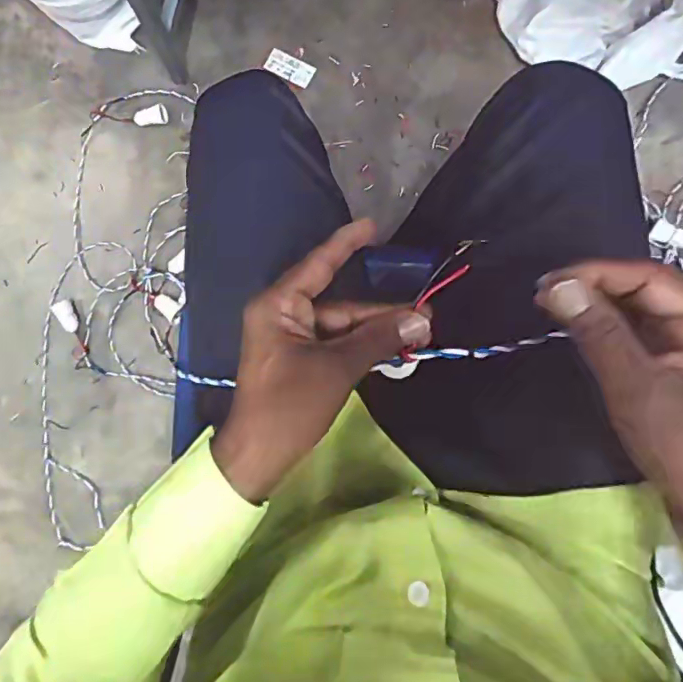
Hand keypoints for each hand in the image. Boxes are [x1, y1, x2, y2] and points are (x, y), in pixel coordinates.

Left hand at [212, 220, 431, 501]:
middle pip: (338, 302)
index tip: (373, 226)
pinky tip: (393, 348)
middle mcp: (281, 314)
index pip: (318, 265)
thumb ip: (378, 338)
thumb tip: (422, 319)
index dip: (346, 244)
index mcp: (278, 305)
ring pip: (340, 326)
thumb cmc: (288, 405)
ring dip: (375, 331)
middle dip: (379, 310)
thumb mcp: (337, 368)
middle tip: (425, 313)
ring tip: (419, 333)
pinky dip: (361, 346)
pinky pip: (334, 343)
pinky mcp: (298, 359)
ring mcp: (289, 338)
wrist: (257, 456)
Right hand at [536, 260, 682, 545]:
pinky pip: (652, 327)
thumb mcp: (636, 391)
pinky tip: (586, 323)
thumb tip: (557, 285)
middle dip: (598, 286)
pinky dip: (617, 323)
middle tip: (546, 293)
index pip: (653, 279)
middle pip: (653, 288)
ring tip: (558, 305)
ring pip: (650, 306)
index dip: (598, 273)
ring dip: (604, 304)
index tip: (549, 281)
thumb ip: (599, 332)